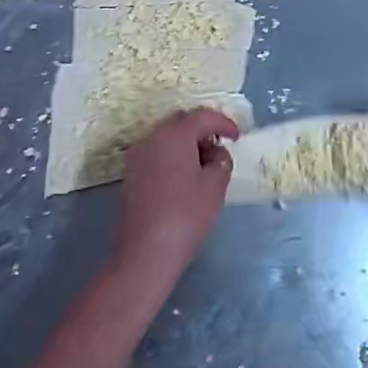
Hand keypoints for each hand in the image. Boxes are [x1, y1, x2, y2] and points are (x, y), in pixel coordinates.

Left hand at [114, 108, 239, 274]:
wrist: (146, 251)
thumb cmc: (186, 215)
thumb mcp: (215, 187)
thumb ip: (221, 162)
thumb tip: (215, 153)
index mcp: (173, 135)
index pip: (202, 116)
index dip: (223, 123)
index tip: (237, 136)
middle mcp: (151, 137)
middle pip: (181, 122)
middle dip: (202, 130)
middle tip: (219, 149)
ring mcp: (137, 154)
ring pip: (166, 137)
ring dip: (186, 144)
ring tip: (203, 167)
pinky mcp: (130, 172)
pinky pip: (155, 153)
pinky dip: (171, 156)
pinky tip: (183, 178)